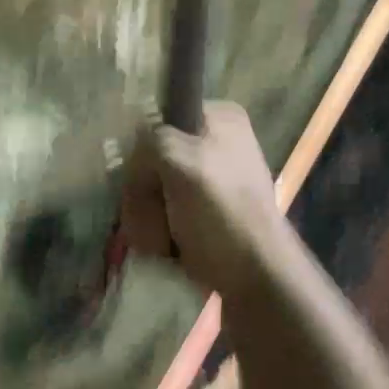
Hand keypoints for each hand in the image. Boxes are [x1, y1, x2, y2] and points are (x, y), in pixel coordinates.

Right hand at [120, 101, 284, 295]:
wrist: (253, 271)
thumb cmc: (220, 211)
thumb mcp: (181, 159)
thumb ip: (151, 140)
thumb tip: (135, 158)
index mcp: (219, 117)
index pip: (157, 118)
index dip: (143, 148)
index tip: (138, 177)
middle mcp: (215, 142)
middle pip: (151, 157)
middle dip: (143, 191)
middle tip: (148, 214)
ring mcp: (208, 177)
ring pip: (151, 187)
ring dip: (145, 214)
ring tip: (155, 237)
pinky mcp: (201, 208)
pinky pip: (161, 209)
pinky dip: (155, 226)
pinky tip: (159, 243)